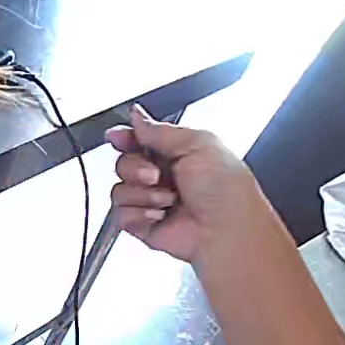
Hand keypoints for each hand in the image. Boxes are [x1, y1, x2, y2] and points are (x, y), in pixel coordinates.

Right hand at [104, 105, 277, 264]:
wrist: (225, 229)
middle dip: (136, 168)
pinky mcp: (143, 225)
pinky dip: (139, 214)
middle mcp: (159, 177)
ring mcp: (150, 202)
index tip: (118, 137)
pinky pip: (121, 215)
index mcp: (173, 152)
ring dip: (143, 194)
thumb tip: (136, 115)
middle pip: (123, 164)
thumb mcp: (196, 143)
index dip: (124, 137)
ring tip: (168, 200)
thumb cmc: (224, 188)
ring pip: (119, 191)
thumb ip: (159, 130)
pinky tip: (160, 215)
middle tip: (156, 176)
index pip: (137, 140)